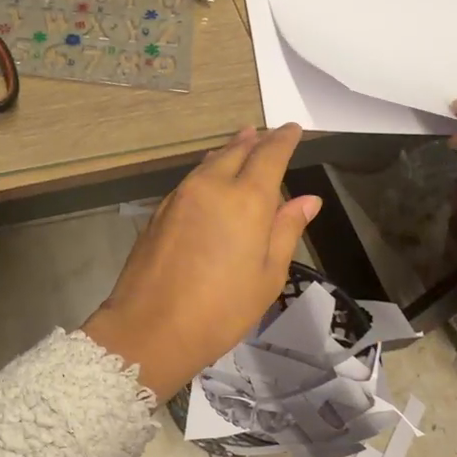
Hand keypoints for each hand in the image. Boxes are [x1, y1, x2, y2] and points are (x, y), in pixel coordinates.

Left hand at [82, 125, 321, 398]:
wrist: (150, 328)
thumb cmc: (221, 309)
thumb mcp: (267, 276)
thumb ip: (285, 231)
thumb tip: (305, 199)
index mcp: (246, 199)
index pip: (269, 155)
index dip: (284, 140)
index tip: (293, 129)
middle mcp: (210, 187)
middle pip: (234, 152)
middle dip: (253, 141)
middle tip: (266, 134)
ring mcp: (178, 198)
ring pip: (208, 164)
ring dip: (227, 152)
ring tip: (240, 145)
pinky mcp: (158, 214)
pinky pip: (190, 181)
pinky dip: (206, 172)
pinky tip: (210, 180)